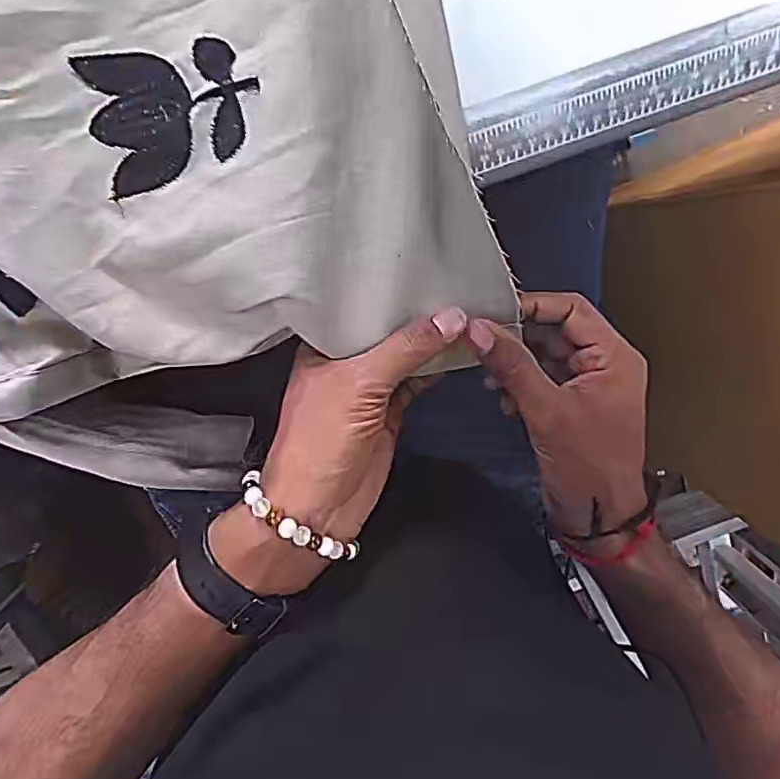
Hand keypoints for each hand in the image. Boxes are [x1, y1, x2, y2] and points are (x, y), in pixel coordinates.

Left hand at [209, 308, 466, 594]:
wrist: (317, 509)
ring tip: (463, 314)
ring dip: (432, 341)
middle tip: (452, 286)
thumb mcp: (358, 384)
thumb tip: (448, 319)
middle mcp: (345, 364)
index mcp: (323, 347)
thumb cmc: (315, 446)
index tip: (423, 268)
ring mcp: (369, 390)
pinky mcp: (389, 413)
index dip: (389, 289)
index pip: (359, 307)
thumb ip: (404, 349)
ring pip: (406, 356)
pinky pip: (417, 382)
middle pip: (387, 331)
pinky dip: (437, 369)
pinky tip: (457, 351)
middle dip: (417, 314)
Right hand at [469, 292, 648, 537]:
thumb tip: (482, 330)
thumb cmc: (592, 470)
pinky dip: (519, 381)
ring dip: (515, 361)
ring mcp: (586, 385)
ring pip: (544, 354)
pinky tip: (503, 395)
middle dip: (518, 336)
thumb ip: (513, 365)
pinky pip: (541, 376)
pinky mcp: (570, 403)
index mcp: (614, 357)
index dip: (533, 306)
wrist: (599, 516)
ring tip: (491, 372)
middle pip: (555, 330)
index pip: (571, 310)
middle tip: (484, 339)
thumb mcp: (547, 410)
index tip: (496, 312)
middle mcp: (604, 365)